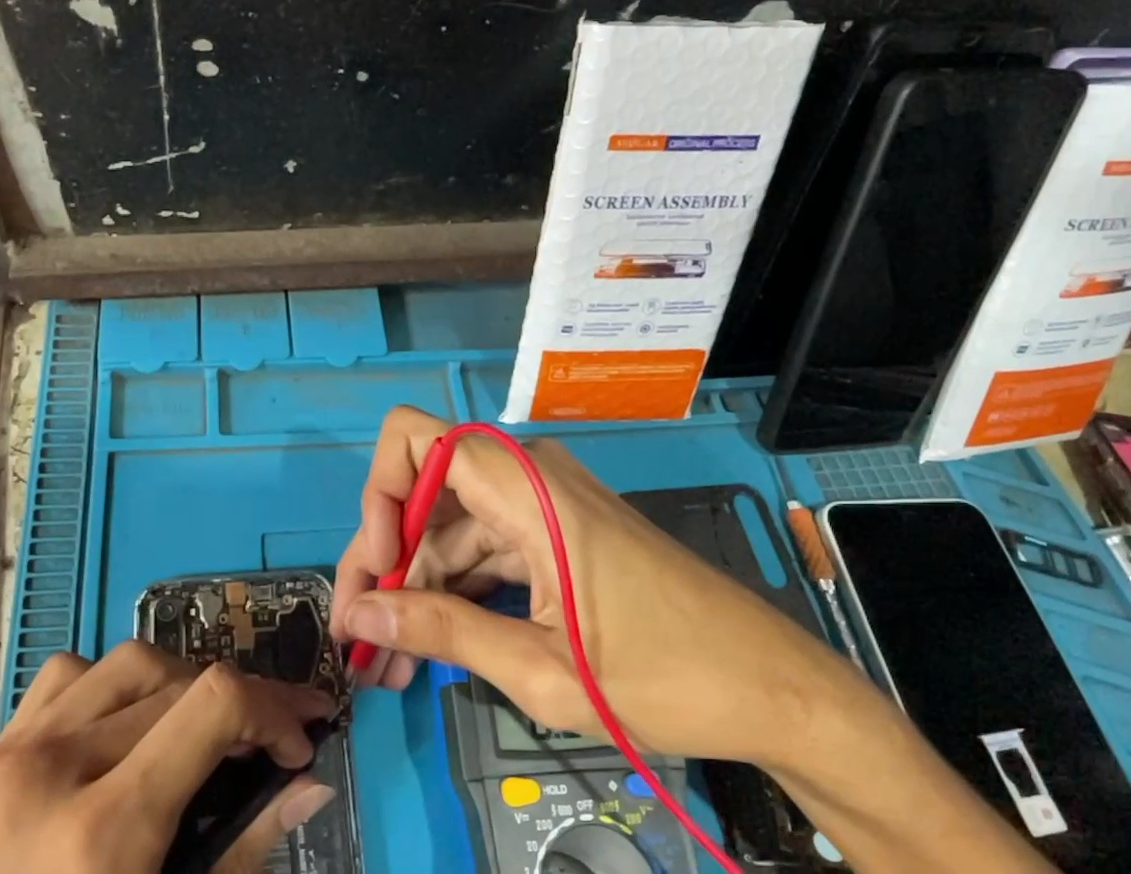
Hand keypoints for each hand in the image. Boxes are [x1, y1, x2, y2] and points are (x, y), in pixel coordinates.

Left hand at [0, 641, 336, 873]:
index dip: (273, 709)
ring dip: (180, 684)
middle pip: (176, 681)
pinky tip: (128, 725)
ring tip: (203, 728)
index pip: (212, 705)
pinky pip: (66, 679)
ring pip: (124, 664)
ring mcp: (12, 755)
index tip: (298, 743)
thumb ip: (241, 851)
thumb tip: (308, 785)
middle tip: (271, 737)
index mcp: (103, 831)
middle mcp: (54, 771)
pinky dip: (114, 685)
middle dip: (241, 701)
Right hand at [331, 406, 866, 767]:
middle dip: (386, 567)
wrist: (772, 689)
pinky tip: (429, 653)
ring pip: (450, 532)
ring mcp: (545, 508)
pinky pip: (485, 551)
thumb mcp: (541, 669)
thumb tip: (357, 619)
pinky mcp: (557, 537)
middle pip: (424, 498)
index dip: (379, 496)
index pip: (416, 441)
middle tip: (360, 645)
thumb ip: (442, 633)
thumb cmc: (665, 678)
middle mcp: (530, 479)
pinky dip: (455, 596)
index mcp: (528, 489)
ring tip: (387, 670)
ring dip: (416, 593)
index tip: (379, 573)